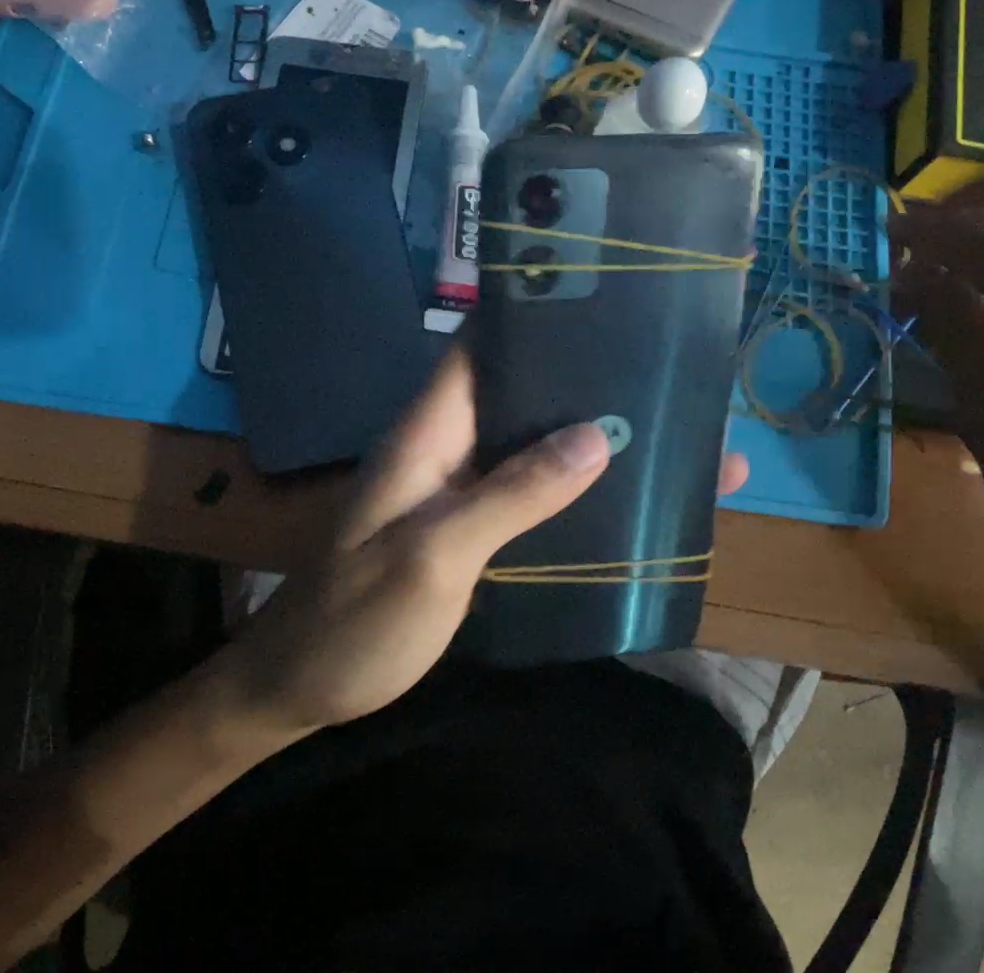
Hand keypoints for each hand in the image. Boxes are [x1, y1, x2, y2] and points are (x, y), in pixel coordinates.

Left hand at [216, 346, 749, 731]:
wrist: (305, 686)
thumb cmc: (357, 620)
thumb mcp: (433, 557)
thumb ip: (510, 495)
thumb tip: (596, 437)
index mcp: (426, 435)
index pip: (479, 348)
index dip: (535, 316)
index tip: (611, 297)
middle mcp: (446, 451)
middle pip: (520, 396)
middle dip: (588, 381)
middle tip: (675, 373)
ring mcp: (458, 494)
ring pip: (532, 447)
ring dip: (592, 440)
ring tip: (679, 434)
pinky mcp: (471, 534)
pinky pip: (530, 497)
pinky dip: (576, 492)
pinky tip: (630, 500)